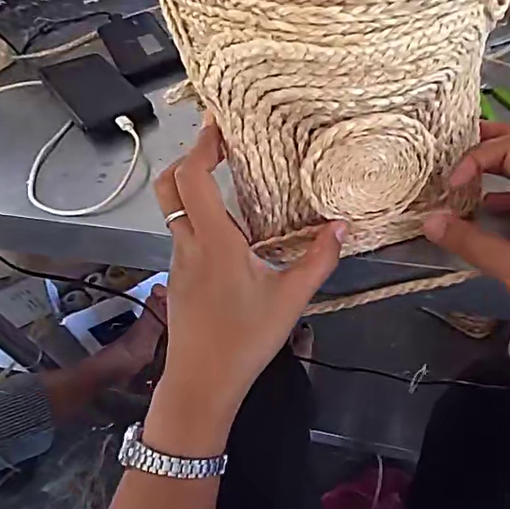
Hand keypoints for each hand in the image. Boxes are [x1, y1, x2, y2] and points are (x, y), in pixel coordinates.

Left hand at [147, 120, 343, 454]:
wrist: (201, 385)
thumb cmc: (245, 340)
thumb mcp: (291, 299)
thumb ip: (319, 260)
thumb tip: (341, 226)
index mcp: (213, 242)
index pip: (193, 178)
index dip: (201, 144)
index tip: (218, 123)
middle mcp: (188, 244)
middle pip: (168, 186)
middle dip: (188, 157)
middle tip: (220, 145)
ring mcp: (178, 262)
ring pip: (174, 210)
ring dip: (194, 187)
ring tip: (231, 180)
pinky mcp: (179, 278)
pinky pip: (183, 233)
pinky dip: (199, 215)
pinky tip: (231, 230)